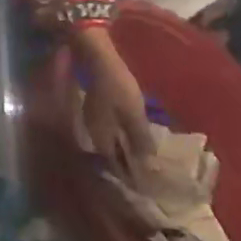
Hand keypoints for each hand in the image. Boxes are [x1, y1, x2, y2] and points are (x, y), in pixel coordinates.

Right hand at [82, 54, 155, 176]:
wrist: (98, 59)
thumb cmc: (117, 88)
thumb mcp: (133, 114)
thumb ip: (140, 139)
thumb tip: (148, 164)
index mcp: (102, 139)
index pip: (116, 165)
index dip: (129, 174)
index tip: (145, 181)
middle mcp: (93, 134)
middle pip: (110, 155)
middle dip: (126, 162)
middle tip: (145, 167)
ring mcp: (91, 121)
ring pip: (109, 142)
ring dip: (122, 149)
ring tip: (139, 152)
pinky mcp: (94, 110)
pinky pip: (108, 130)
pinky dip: (119, 135)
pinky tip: (127, 132)